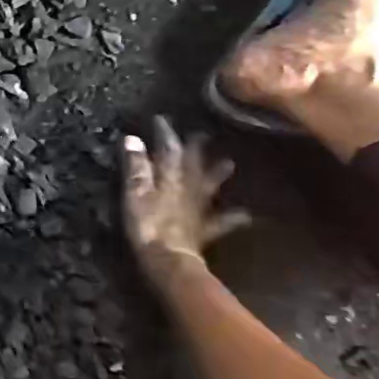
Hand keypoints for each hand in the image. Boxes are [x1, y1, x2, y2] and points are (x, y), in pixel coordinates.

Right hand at [122, 117, 246, 284]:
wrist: (170, 260)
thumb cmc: (146, 224)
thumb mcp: (134, 192)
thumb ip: (136, 167)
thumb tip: (133, 138)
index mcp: (170, 179)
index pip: (169, 150)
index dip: (166, 134)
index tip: (161, 119)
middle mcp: (188, 190)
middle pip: (193, 165)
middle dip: (196, 149)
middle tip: (202, 134)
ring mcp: (199, 209)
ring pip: (210, 186)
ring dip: (218, 174)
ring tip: (229, 163)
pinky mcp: (205, 228)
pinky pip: (222, 220)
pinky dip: (233, 216)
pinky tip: (245, 215)